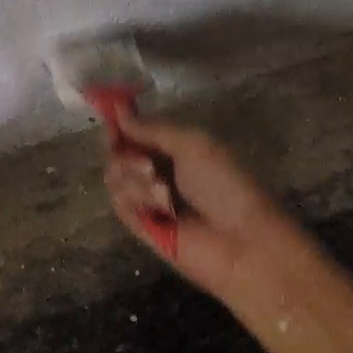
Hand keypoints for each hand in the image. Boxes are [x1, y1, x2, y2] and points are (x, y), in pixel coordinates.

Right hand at [102, 106, 289, 297]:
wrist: (241, 241)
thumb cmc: (225, 184)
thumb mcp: (192, 143)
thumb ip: (152, 128)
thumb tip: (118, 110)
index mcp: (174, 148)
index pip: (134, 131)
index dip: (121, 124)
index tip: (112, 122)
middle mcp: (157, 170)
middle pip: (117, 152)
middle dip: (124, 153)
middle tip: (147, 164)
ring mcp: (146, 199)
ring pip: (114, 176)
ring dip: (133, 177)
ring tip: (161, 189)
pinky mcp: (140, 225)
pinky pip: (119, 201)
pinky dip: (136, 198)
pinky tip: (160, 206)